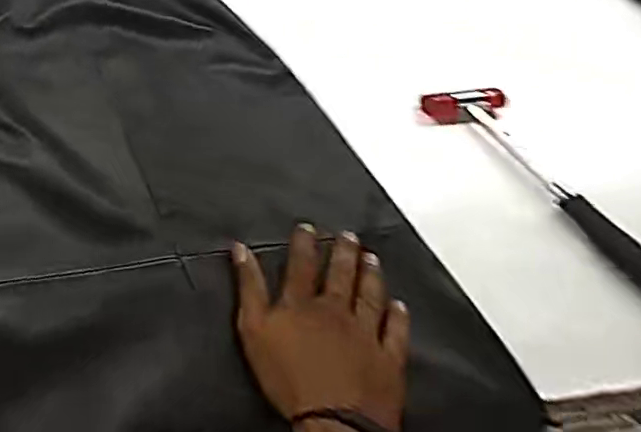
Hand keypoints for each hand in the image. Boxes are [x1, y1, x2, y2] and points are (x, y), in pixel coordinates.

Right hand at [231, 226, 409, 431]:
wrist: (332, 422)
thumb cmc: (287, 377)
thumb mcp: (254, 329)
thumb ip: (248, 287)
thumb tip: (240, 249)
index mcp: (301, 303)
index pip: (301, 265)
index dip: (304, 244)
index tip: (308, 226)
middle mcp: (335, 311)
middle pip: (340, 276)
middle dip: (342, 253)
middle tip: (348, 235)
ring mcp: (365, 334)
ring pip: (369, 297)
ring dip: (370, 275)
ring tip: (371, 257)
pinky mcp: (389, 360)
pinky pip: (395, 333)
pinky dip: (398, 317)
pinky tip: (400, 305)